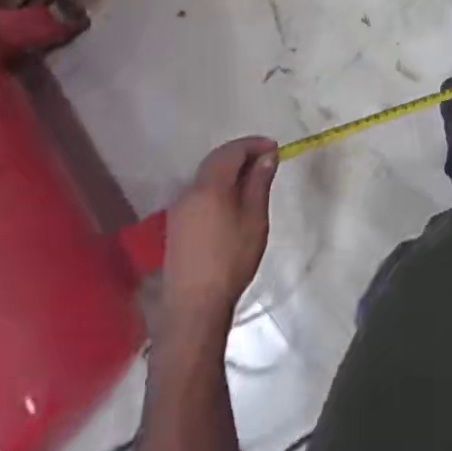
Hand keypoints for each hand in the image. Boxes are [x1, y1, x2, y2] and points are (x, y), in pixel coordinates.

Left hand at [162, 137, 278, 324]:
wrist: (195, 305)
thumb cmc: (231, 260)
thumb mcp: (254, 219)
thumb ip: (259, 183)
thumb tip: (267, 156)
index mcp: (209, 186)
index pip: (231, 151)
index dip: (253, 144)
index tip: (275, 148)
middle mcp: (190, 190)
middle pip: (216, 160)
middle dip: (241, 154)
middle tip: (266, 160)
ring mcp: (179, 208)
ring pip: (206, 176)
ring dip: (229, 170)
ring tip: (253, 180)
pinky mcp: (177, 224)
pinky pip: (200, 192)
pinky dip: (218, 186)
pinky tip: (232, 200)